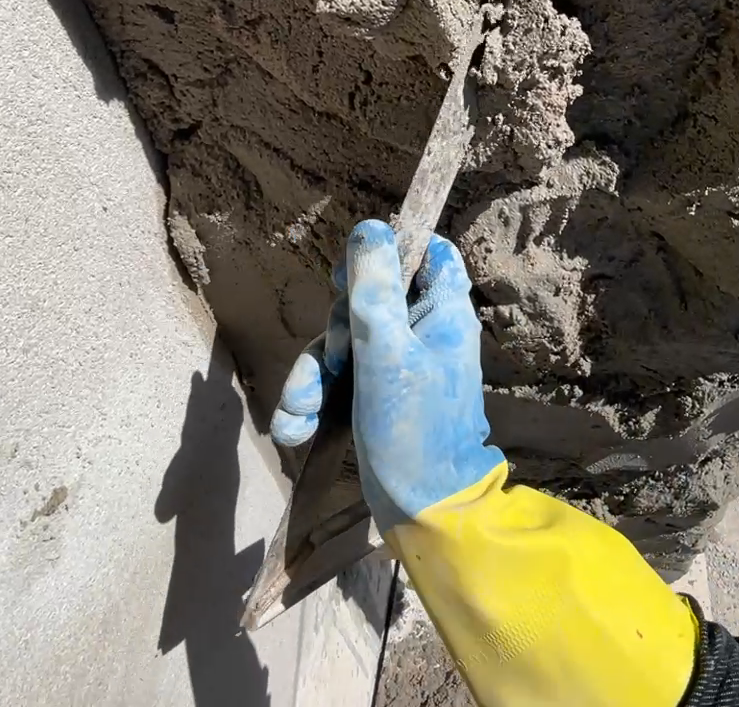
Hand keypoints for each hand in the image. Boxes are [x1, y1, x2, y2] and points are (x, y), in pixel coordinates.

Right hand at [270, 221, 504, 531]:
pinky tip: (296, 427)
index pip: (427, 251)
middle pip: (370, 294)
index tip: (354, 273)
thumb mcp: (387, 350)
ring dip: (314, 372)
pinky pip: (338, 375)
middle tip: (337, 360)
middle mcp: (422, 328)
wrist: (423, 510)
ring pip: (344, 338)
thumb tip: (370, 228)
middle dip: (337, 328)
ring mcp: (397, 361)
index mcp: (442, 310)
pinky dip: (314, 396)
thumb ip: (375, 288)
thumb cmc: (414, 427)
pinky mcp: (375, 391)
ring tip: (301, 409)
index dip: (388, 250)